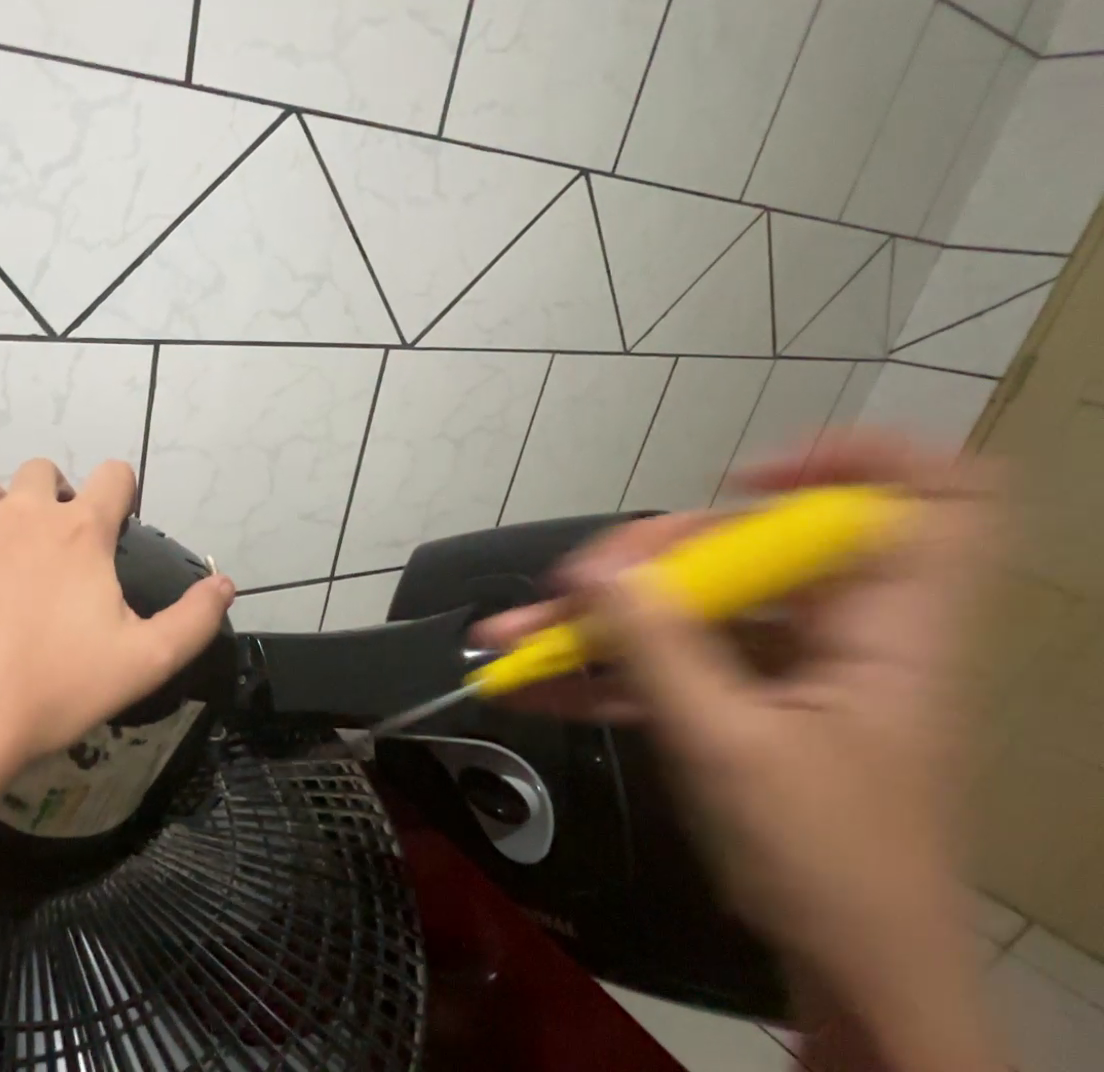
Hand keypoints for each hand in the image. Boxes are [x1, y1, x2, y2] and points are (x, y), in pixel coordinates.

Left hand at [0, 457, 235, 785]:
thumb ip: (194, 619)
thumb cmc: (54, 687)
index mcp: (79, 530)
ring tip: (9, 559)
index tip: (119, 525)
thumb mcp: (145, 662)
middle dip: (59, 497)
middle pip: (45, 471)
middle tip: (62, 549)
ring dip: (6, 509)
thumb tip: (225, 585)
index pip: (114, 474)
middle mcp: (22, 512)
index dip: (124, 492)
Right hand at [476, 431, 999, 1069]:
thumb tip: (590, 566)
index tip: (739, 479)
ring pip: (690, 612)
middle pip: (747, 553)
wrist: (850, 970)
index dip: (844, 464)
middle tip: (564, 594)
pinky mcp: (745, 709)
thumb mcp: (727, 747)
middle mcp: (842, 636)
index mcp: (888, 631)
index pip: (927, 498)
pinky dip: (602, 673)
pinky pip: (668, 666)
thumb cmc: (821, 860)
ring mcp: (788, 674)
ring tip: (508, 638)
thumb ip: (655, 648)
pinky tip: (531, 686)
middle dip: (641, 566)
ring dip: (596, 622)